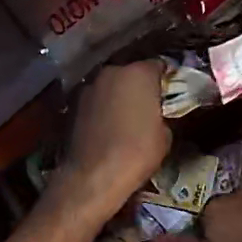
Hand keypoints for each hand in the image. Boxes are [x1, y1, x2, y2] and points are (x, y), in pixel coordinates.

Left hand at [56, 61, 171, 215]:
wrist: (94, 176)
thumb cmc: (137, 153)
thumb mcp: (165, 137)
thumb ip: (161, 116)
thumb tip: (155, 116)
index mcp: (139, 73)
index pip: (158, 66)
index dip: (164, 80)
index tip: (168, 94)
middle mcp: (111, 72)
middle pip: (130, 74)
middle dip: (138, 87)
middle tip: (146, 107)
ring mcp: (89, 87)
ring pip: (110, 87)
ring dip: (118, 98)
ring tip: (125, 120)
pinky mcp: (74, 105)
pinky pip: (96, 103)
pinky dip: (102, 110)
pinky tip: (107, 128)